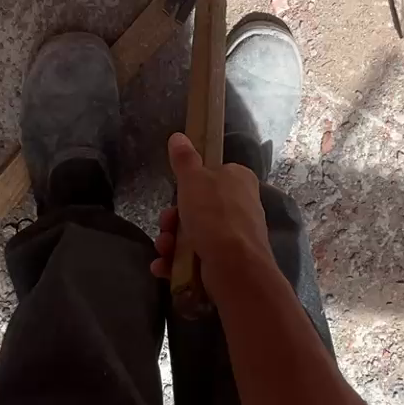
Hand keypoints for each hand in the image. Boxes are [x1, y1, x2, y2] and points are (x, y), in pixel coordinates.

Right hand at [149, 132, 275, 293]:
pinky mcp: (228, 261)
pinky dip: (177, 262)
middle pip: (198, 207)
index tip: (175, 192)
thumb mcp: (194, 180)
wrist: (236, 268)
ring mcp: (235, 236)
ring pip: (194, 233)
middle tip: (165, 224)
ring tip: (163, 249)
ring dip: (172, 242)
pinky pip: (197, 257)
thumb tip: (178, 136)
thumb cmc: (214, 215)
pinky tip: (163, 266)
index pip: (212, 174)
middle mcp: (241, 205)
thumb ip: (184, 159)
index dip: (190, 184)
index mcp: (239, 179)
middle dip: (174, 219)